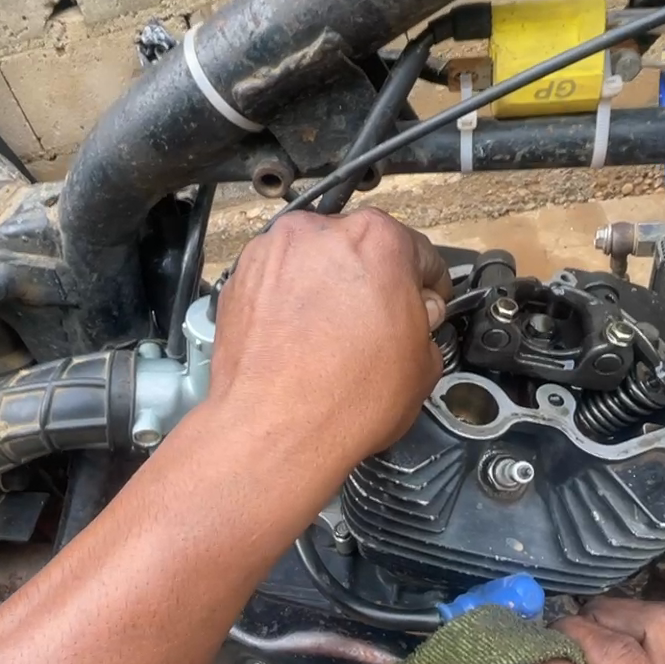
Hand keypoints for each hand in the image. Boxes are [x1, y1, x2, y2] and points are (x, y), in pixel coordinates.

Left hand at [208, 208, 449, 474]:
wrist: (273, 430)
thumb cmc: (344, 400)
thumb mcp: (422, 364)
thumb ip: (425, 321)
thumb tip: (416, 316)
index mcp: (376, 240)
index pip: (418, 253)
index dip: (426, 285)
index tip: (424, 301)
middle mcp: (319, 233)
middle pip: (359, 250)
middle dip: (371, 283)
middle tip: (376, 326)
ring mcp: (271, 252)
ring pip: (314, 263)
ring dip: (325, 288)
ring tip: (330, 337)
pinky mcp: (238, 278)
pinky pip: (276, 282)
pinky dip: (288, 302)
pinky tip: (298, 339)